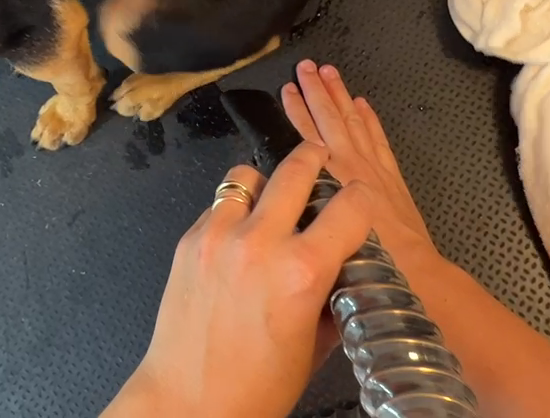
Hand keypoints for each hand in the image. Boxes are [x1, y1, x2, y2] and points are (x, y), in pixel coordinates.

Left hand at [104, 143, 372, 417]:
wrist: (187, 403)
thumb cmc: (258, 388)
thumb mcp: (314, 346)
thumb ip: (333, 297)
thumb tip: (343, 265)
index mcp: (302, 272)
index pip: (349, 207)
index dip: (361, 200)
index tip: (360, 200)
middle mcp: (261, 242)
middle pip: (296, 168)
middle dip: (314, 157)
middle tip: (320, 156)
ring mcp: (220, 234)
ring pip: (248, 174)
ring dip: (266, 182)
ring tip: (270, 201)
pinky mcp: (191, 237)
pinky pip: (219, 202)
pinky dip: (234, 209)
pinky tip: (238, 235)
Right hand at [282, 59, 441, 275]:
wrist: (415, 271)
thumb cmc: (365, 265)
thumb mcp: (323, 239)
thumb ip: (304, 213)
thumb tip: (282, 202)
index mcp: (331, 179)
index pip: (308, 135)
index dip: (297, 110)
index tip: (287, 88)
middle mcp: (351, 165)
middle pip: (330, 118)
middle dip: (317, 90)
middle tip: (307, 65)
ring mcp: (374, 167)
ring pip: (353, 121)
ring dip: (341, 95)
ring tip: (330, 72)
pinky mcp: (392, 175)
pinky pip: (378, 138)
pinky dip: (370, 119)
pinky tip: (363, 103)